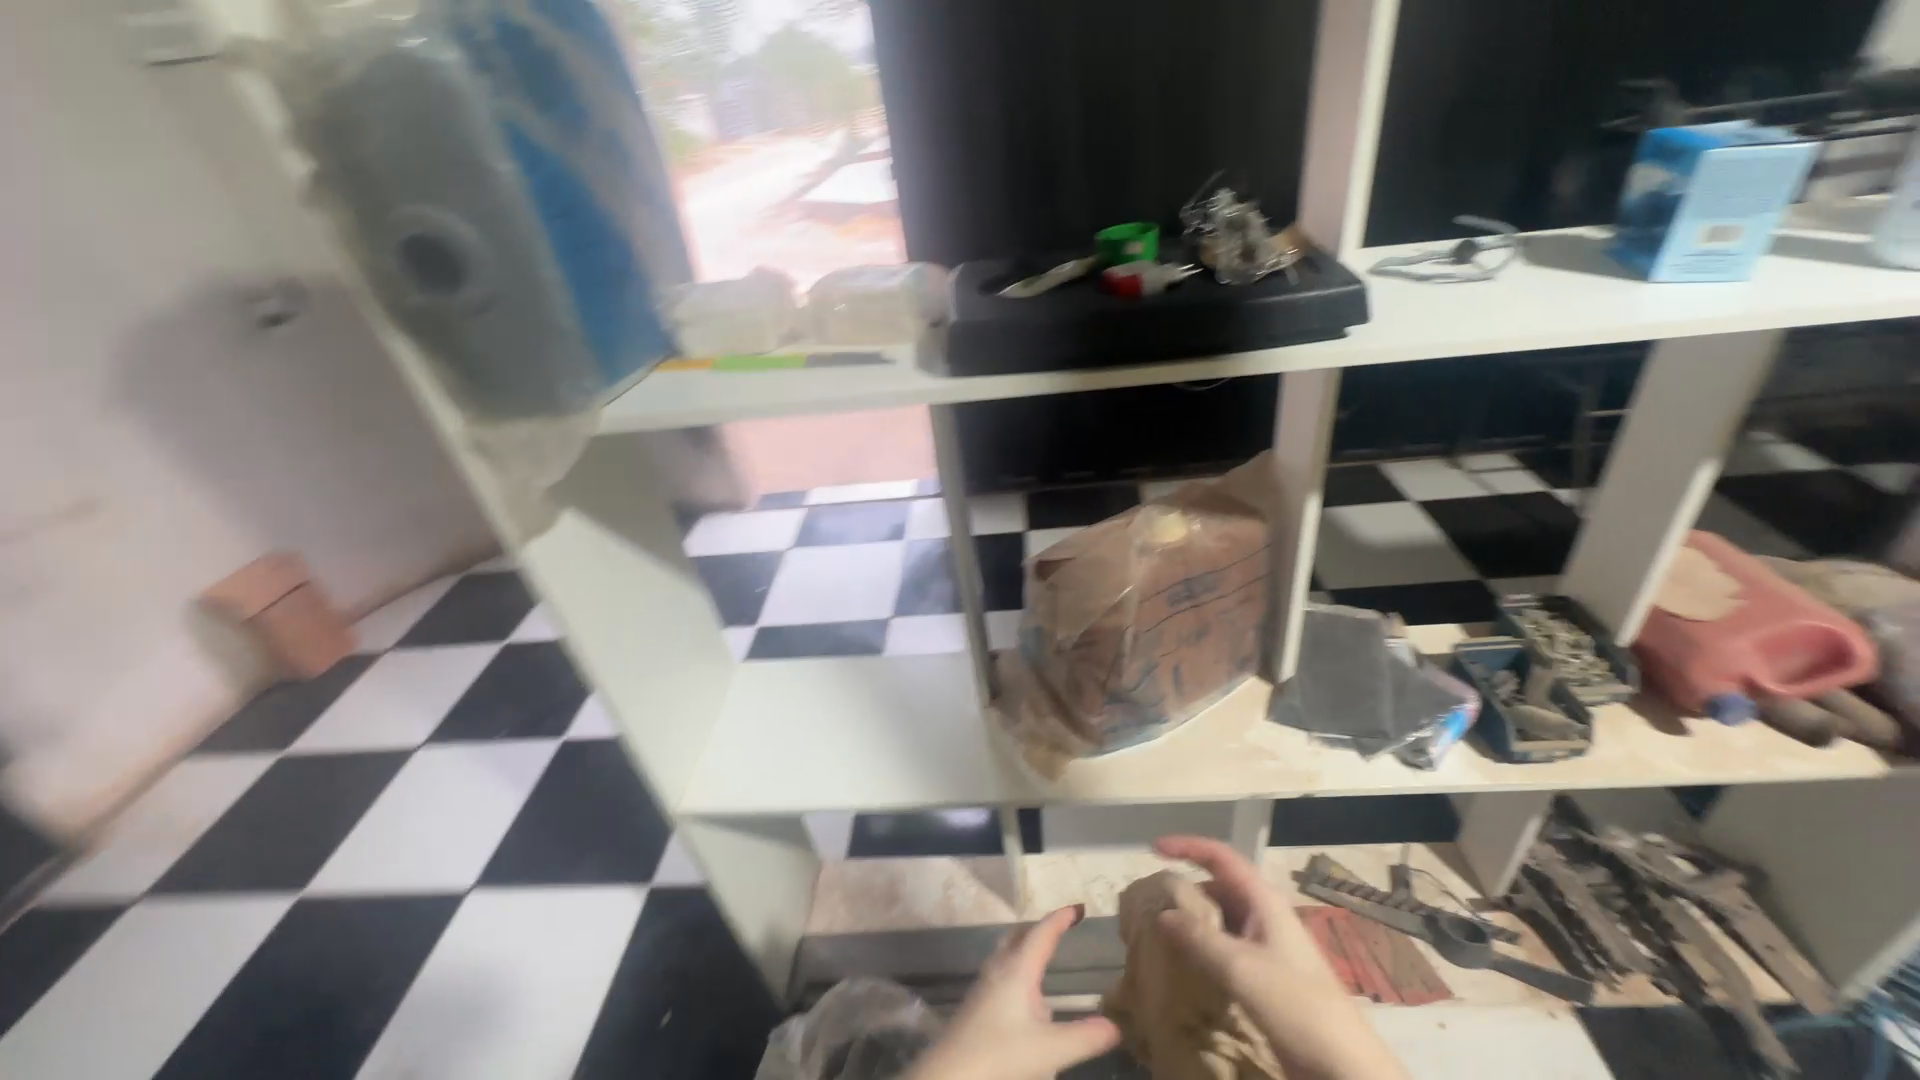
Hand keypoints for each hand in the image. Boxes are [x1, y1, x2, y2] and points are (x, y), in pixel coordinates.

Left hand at [906, 906, 1120, 1079]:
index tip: (1079, 908)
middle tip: (1062, 926)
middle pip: (1020, 936)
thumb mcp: (1050, 1051)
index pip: (1042, 933)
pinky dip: (1018, 966)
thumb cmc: (1000, 1054)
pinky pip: (1001, 971)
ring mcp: (983, 986)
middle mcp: (998, 969)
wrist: (949, 1075)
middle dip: (1041, 927)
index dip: (1061, 918)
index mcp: (1018, 970)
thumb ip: (1085, 1037)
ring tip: (1044, 954)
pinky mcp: (976, 1004)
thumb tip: (1116, 1026)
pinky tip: (1025, 994)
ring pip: (1007, 953)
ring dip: (1026, 946)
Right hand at [1153, 836, 1408, 1079]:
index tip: (1153, 847)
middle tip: (1150, 900)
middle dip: (1184, 887)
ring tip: (1157, 930)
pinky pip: (1225, 946)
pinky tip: (1183, 962)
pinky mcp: (1265, 974)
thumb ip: (1199, 938)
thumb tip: (1162, 914)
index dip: (1187, 846)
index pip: (1221, 856)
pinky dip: (1201, 946)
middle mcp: (1265, 915)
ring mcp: (1266, 945)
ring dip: (1191, 919)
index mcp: (1264, 900)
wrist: (1342, 1064)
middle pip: (1218, 886)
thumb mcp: (1241, 968)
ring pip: (1221, 918)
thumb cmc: (1296, 1004)